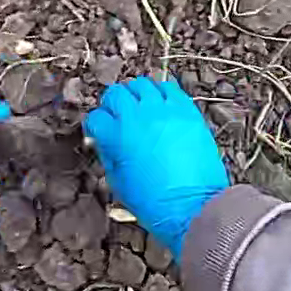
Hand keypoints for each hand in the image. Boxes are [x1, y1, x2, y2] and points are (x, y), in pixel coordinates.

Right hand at [85, 77, 228, 255]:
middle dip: (114, 103)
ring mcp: (165, 111)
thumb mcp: (119, 183)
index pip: (96, 117)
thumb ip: (109, 155)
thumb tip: (106, 142)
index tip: (102, 129)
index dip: (97, 124)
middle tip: (118, 114)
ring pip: (143, 84)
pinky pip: (171, 87)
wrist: (193, 206)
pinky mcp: (187, 110)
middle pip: (117, 93)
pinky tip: (162, 104)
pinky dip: (163, 92)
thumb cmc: (157, 202)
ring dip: (138, 93)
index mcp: (117, 136)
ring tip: (141, 106)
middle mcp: (139, 117)